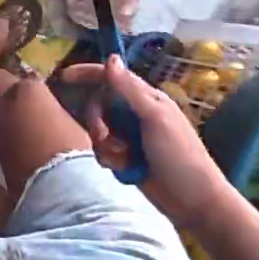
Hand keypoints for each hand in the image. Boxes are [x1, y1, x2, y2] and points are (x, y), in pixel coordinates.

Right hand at [61, 55, 236, 228]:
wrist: (194, 201)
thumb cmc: (180, 155)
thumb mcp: (154, 118)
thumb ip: (129, 89)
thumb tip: (110, 57)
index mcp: (145, 98)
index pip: (111, 77)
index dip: (87, 74)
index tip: (64, 78)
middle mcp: (135, 113)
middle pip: (98, 106)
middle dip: (96, 123)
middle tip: (106, 138)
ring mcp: (131, 136)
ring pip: (98, 130)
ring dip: (105, 145)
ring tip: (123, 159)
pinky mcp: (127, 157)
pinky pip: (103, 151)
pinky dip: (109, 159)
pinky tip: (123, 169)